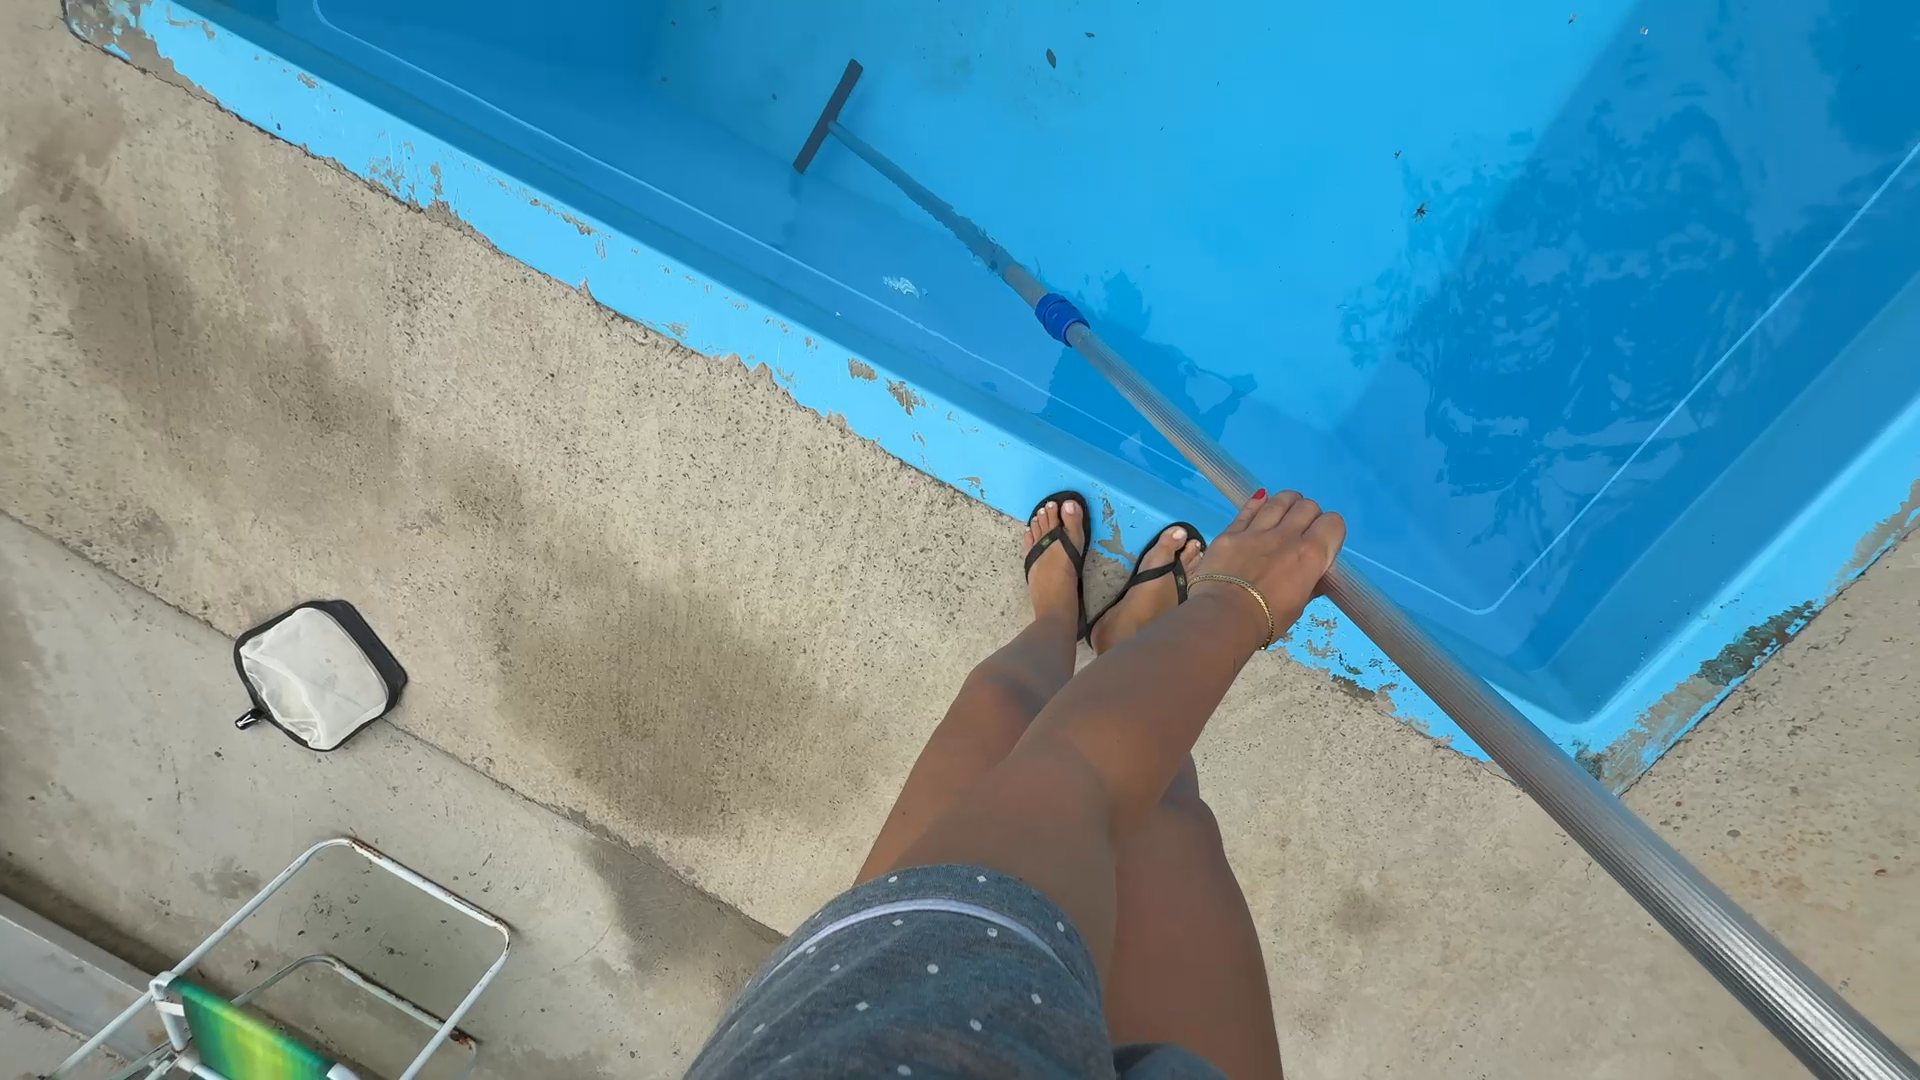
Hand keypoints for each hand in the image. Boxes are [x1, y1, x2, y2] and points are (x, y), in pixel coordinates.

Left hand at [1191, 489, 1345, 648]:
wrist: (1223, 616)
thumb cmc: (1267, 620)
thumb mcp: (1298, 606)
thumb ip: (1309, 584)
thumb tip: (1313, 575)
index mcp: (1311, 555)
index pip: (1333, 523)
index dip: (1330, 529)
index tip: (1322, 539)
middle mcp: (1287, 536)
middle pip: (1307, 507)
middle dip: (1309, 514)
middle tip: (1301, 527)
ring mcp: (1256, 532)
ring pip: (1278, 501)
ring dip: (1286, 501)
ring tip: (1285, 508)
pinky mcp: (1230, 533)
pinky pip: (1247, 509)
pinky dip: (1257, 502)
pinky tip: (1261, 499)